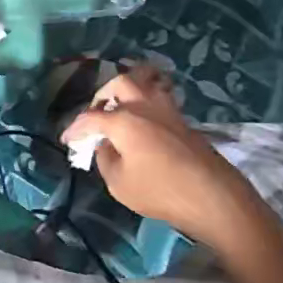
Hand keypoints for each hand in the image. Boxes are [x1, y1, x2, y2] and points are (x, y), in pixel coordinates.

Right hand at [60, 64, 282, 254]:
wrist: (215, 199)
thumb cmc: (160, 191)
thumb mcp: (118, 183)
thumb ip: (105, 159)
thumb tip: (106, 146)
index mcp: (123, 120)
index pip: (90, 117)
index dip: (75, 128)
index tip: (67, 140)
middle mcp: (145, 107)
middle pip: (121, 83)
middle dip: (103, 95)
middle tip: (97, 114)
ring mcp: (169, 112)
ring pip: (148, 83)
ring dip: (130, 91)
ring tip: (122, 109)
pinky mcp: (185, 123)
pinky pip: (161, 100)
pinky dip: (147, 104)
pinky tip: (143, 124)